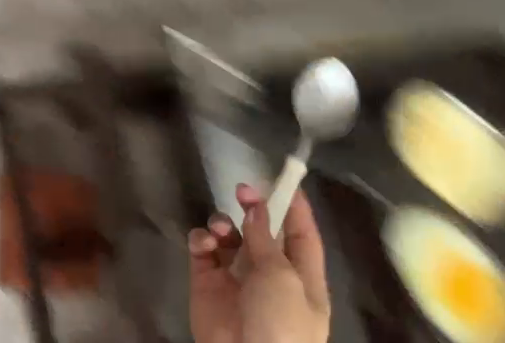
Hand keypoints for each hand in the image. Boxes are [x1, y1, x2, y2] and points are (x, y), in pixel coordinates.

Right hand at [188, 183, 330, 342]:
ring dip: (224, 224)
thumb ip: (266, 239)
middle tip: (241, 189)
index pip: (303, 237)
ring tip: (220, 229)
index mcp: (303, 280)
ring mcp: (237, 279)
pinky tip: (204, 243)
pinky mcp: (207, 283)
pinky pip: (203, 249)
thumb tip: (257, 207)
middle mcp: (271, 276)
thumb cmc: (280, 324)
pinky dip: (202, 239)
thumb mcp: (282, 279)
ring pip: (230, 237)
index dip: (296, 209)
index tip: (286, 179)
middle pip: (263, 232)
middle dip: (253, 209)